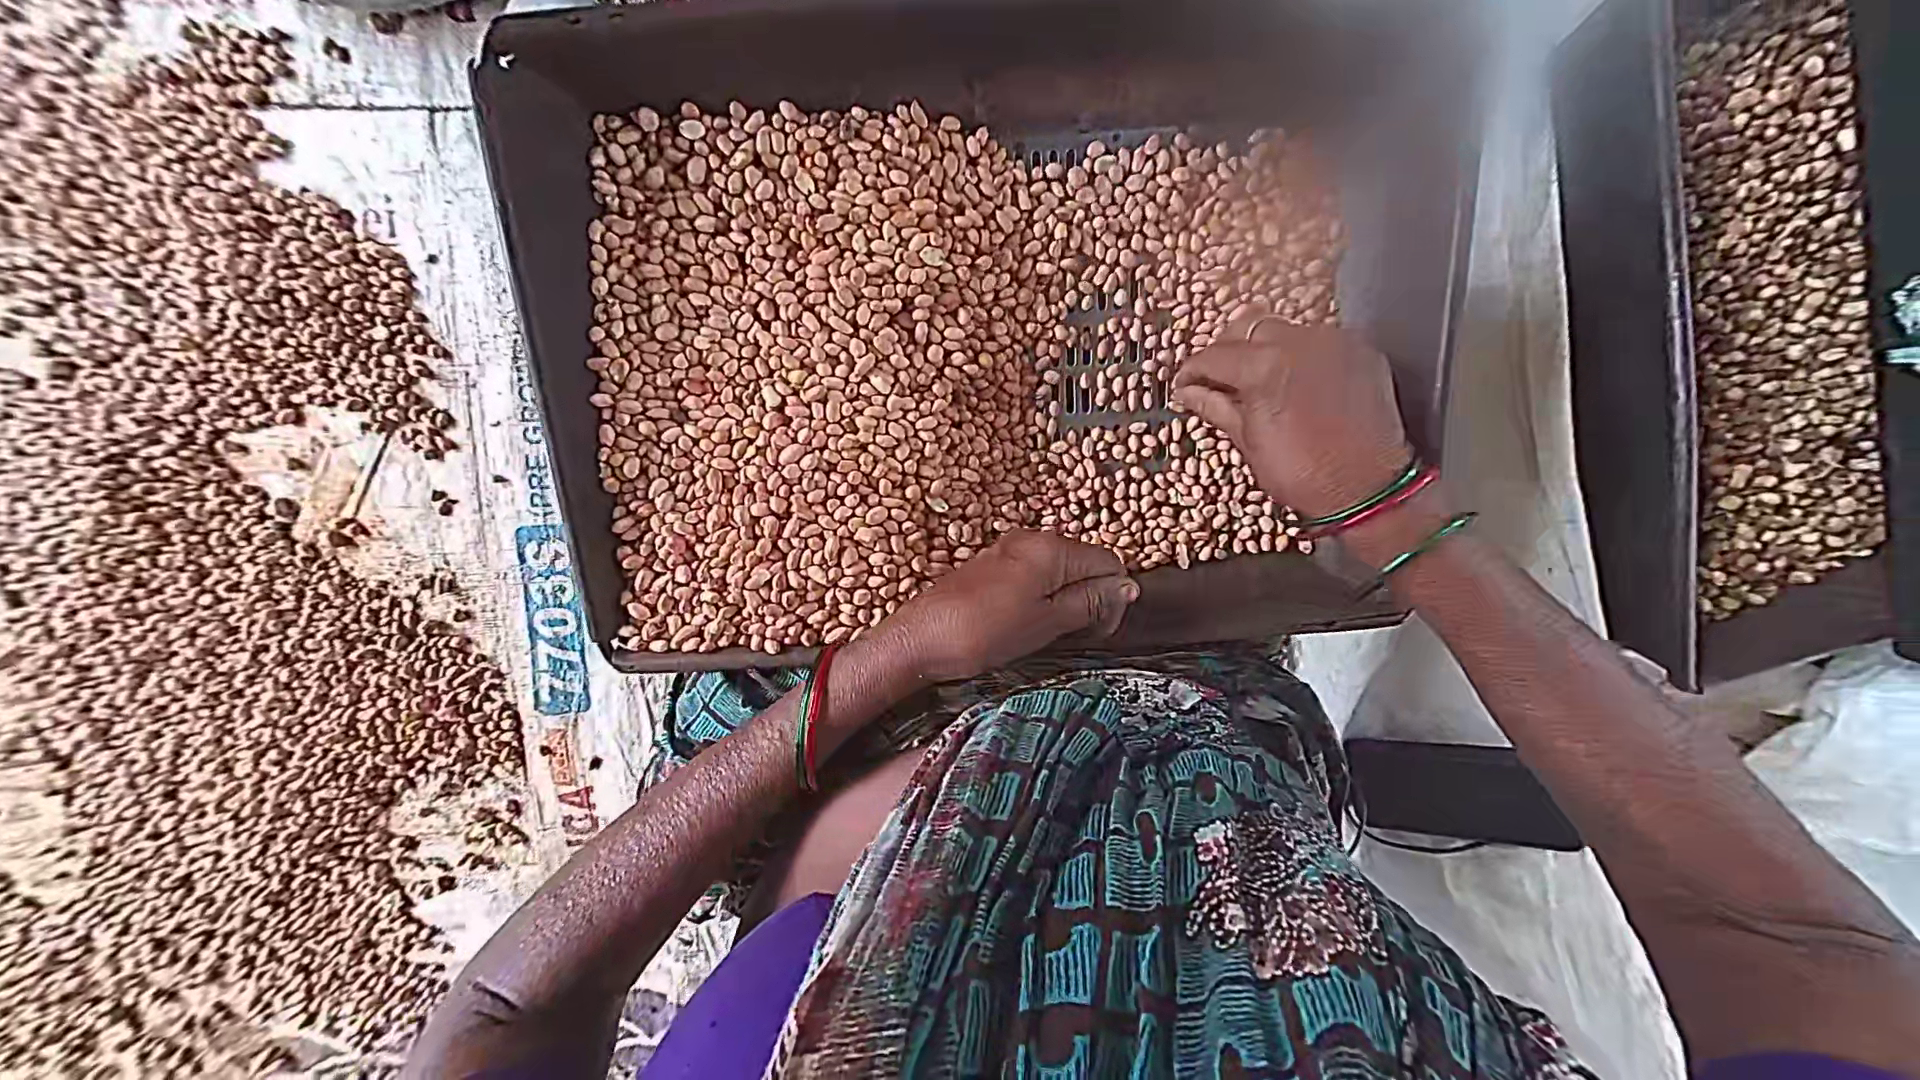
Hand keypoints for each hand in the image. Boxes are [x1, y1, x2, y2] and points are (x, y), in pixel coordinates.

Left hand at [874, 530, 1138, 682]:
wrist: (919, 638)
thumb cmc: (984, 632)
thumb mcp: (1046, 622)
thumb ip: (1089, 602)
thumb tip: (1128, 588)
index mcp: (1051, 548)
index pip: (1109, 563)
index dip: (1114, 598)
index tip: (1099, 631)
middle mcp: (1031, 539)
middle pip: (1085, 563)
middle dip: (1091, 597)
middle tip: (1077, 635)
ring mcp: (1008, 550)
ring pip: (1059, 570)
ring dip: (1066, 599)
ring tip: (1048, 632)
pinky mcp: (991, 565)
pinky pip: (1033, 574)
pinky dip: (1041, 596)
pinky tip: (1026, 622)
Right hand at [1171, 321, 1412, 518]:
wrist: (1366, 487)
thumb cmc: (1303, 473)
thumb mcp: (1247, 442)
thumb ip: (1216, 406)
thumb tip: (1189, 393)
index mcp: (1263, 369)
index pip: (1213, 356)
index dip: (1192, 371)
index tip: (1186, 383)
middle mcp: (1300, 344)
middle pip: (1247, 330)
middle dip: (1227, 352)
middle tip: (1217, 379)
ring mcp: (1334, 343)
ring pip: (1284, 331)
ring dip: (1264, 350)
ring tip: (1258, 380)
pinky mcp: (1360, 351)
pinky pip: (1319, 341)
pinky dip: (1299, 355)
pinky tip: (1294, 381)